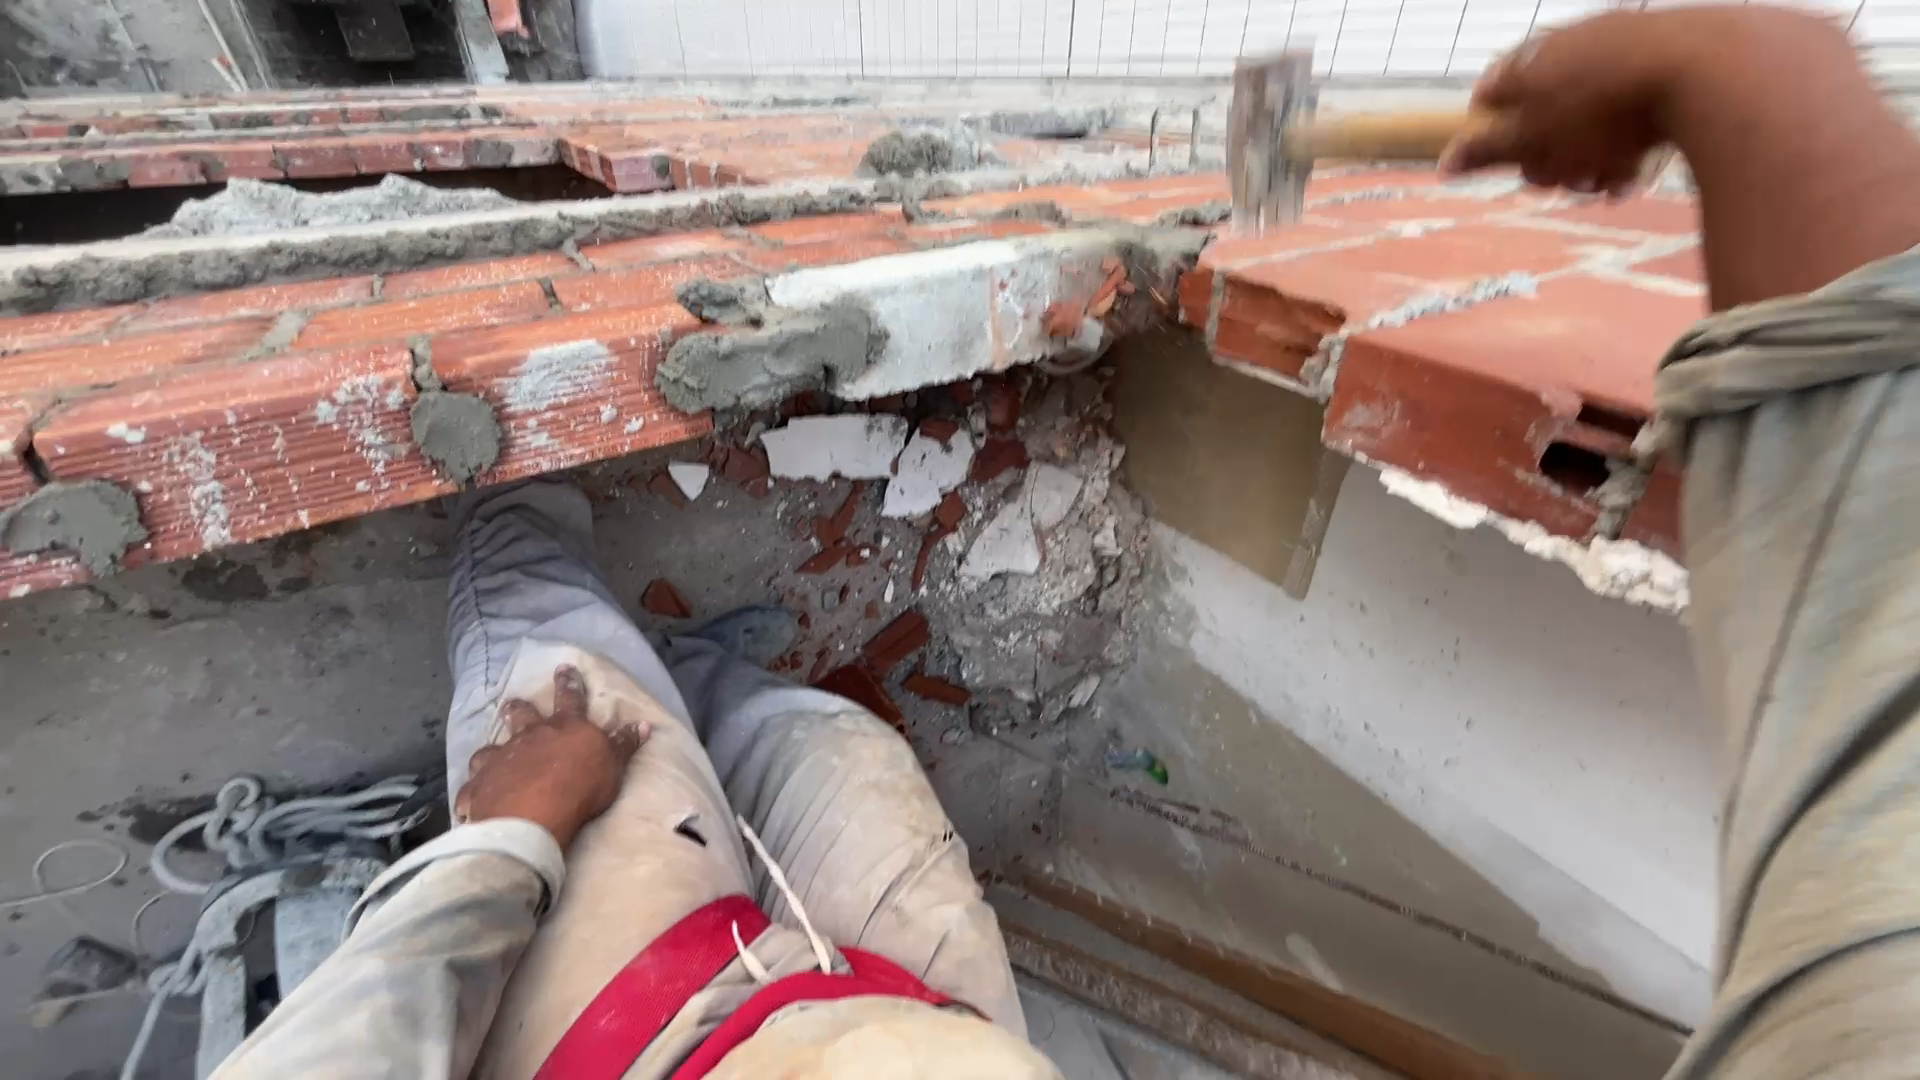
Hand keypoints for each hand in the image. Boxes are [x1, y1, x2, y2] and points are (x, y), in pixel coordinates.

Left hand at [455, 666, 646, 851]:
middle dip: (519, 707)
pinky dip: (474, 791)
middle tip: (513, 701)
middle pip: (522, 716)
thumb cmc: (581, 786)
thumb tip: (643, 724)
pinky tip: (472, 799)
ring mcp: (500, 760)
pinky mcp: (479, 787)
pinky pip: (472, 787)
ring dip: (491, 748)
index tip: (563, 668)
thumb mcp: (614, 765)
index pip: (571, 698)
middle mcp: (530, 737)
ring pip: (490, 748)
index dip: (569, 683)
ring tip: (488, 752)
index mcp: (565, 728)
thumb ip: (624, 745)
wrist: (533, 815)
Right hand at [1441, 7, 1856, 195]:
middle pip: (1540, 113)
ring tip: (1604, 184)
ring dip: (1588, 159)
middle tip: (1558, 182)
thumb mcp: (1533, 141)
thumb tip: (1444, 162)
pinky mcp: (1677, 53)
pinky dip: (1630, 143)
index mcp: (1533, 57)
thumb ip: (1485, 152)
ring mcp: (1627, 43)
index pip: (1490, 96)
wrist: (1720, 70)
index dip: (1491, 136)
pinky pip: (1635, 108)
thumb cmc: (1605, 111)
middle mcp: (1575, 41)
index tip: (1509, 162)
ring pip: (1587, 118)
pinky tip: (1637, 173)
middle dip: (1546, 157)